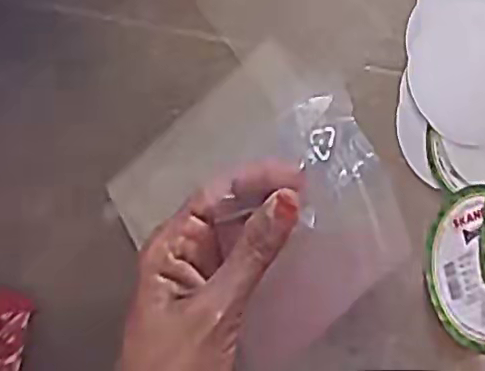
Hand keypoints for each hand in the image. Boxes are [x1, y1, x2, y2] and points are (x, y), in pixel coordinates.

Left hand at [116, 162, 305, 370]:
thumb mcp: (215, 310)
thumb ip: (252, 251)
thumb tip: (288, 197)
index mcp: (171, 246)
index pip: (217, 192)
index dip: (257, 177)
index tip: (299, 175)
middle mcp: (185, 253)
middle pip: (231, 206)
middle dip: (269, 193)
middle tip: (313, 189)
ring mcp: (203, 276)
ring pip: (243, 230)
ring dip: (274, 217)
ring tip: (311, 208)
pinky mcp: (220, 298)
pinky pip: (249, 257)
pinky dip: (273, 245)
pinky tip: (295, 241)